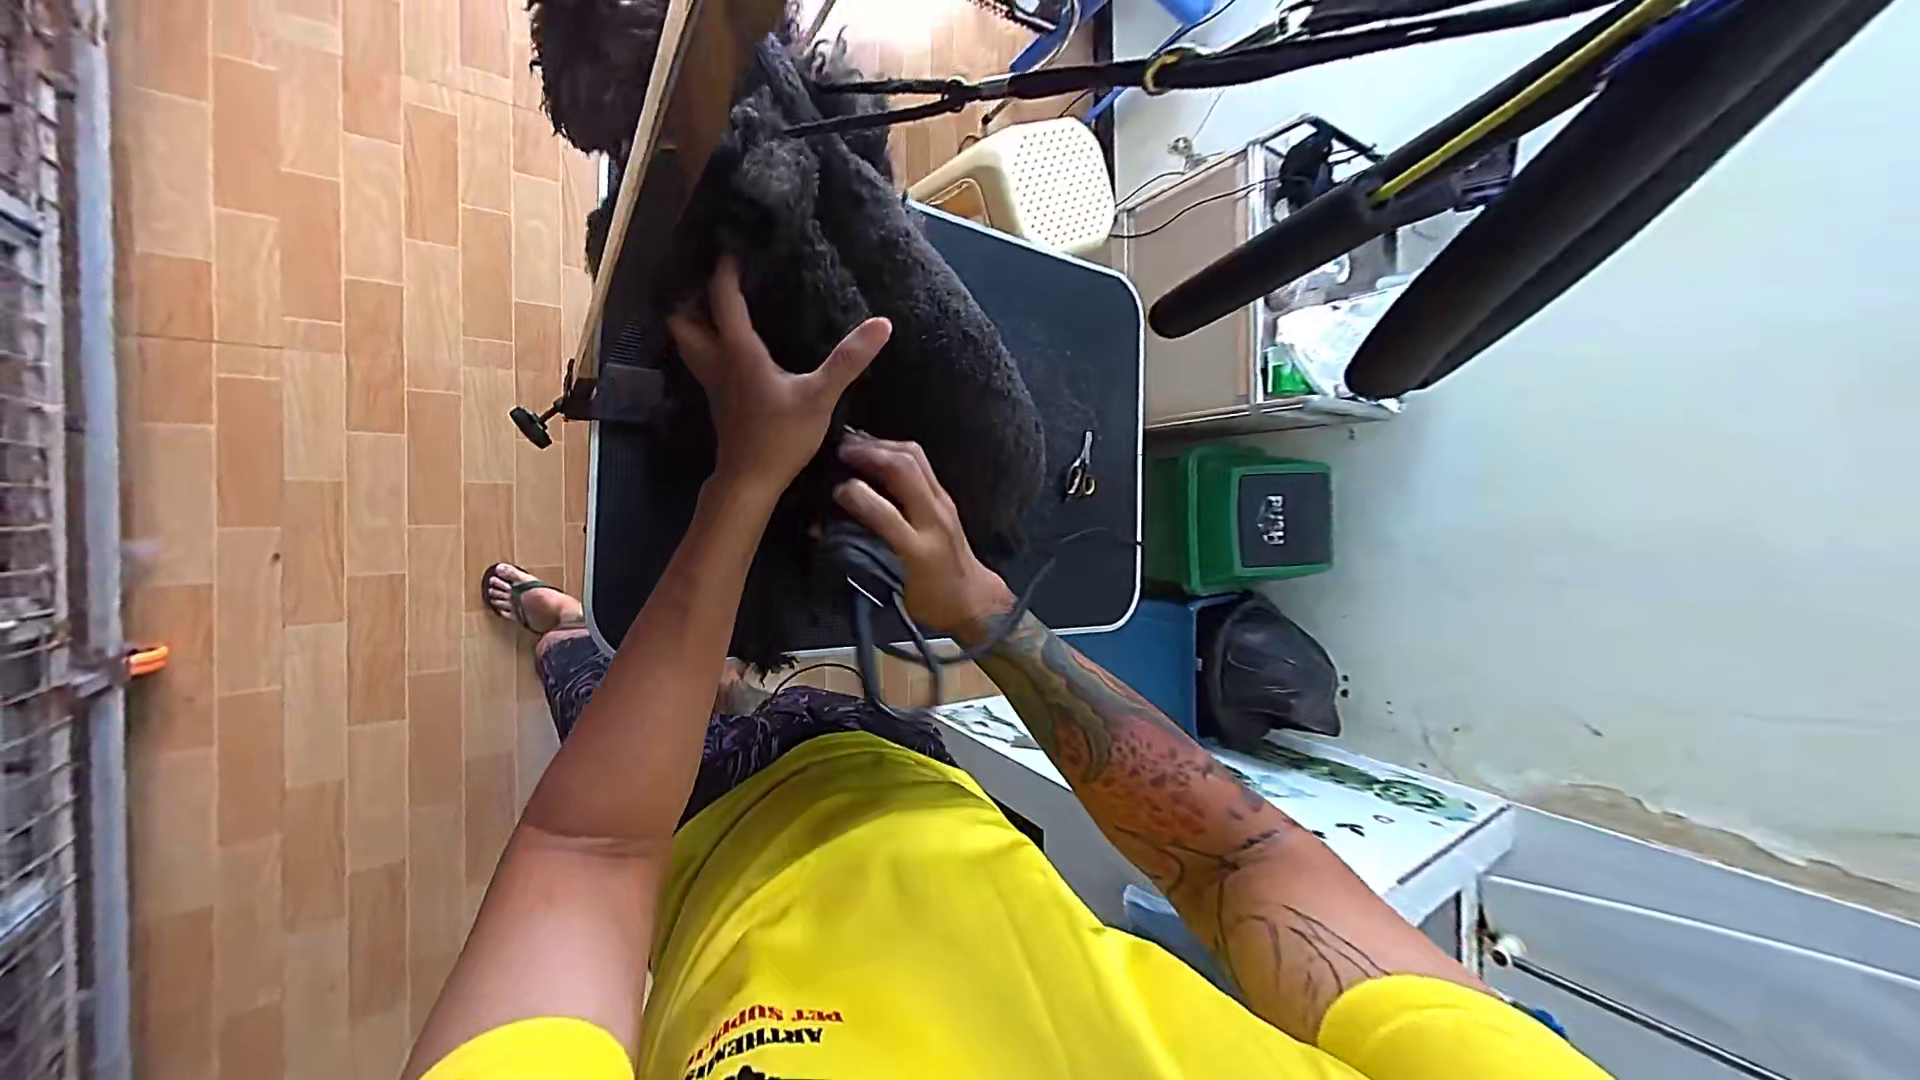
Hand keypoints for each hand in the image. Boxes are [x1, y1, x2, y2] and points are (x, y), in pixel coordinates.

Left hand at [667, 256, 890, 498]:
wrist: (751, 481)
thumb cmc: (781, 438)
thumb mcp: (820, 397)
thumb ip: (848, 361)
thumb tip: (882, 325)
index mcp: (738, 352)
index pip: (723, 299)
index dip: (726, 272)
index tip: (733, 249)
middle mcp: (717, 362)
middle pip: (683, 319)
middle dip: (689, 297)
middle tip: (711, 284)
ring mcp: (713, 385)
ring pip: (687, 343)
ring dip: (694, 322)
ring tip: (715, 310)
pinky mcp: (719, 402)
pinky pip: (703, 362)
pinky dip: (708, 347)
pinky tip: (731, 350)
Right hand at [833, 433, 1016, 638]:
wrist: (974, 599)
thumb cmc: (933, 601)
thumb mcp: (896, 588)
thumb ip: (867, 560)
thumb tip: (832, 535)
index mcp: (919, 549)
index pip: (885, 513)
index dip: (856, 496)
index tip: (836, 491)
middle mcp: (934, 519)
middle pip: (905, 469)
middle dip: (870, 453)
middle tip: (841, 450)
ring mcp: (943, 504)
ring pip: (915, 457)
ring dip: (882, 446)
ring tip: (855, 445)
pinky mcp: (945, 498)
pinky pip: (921, 463)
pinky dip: (895, 451)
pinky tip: (878, 452)